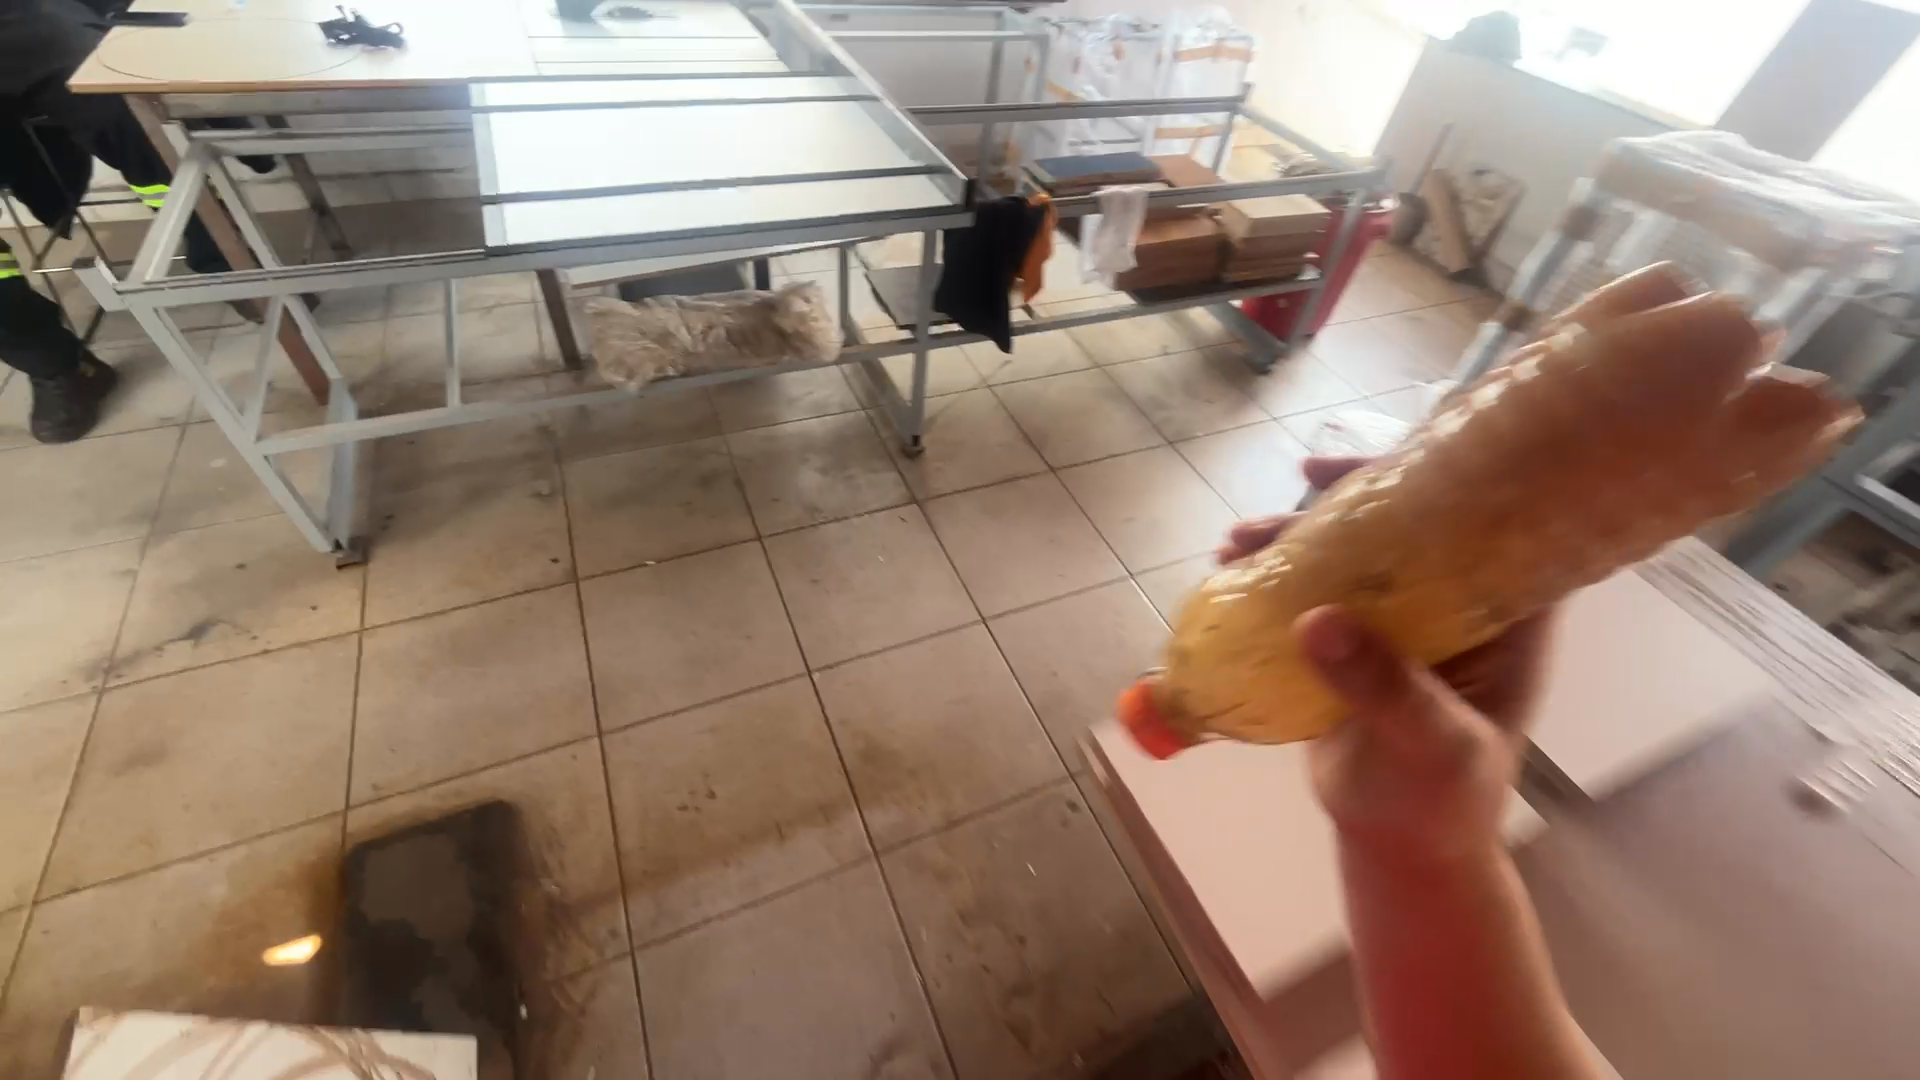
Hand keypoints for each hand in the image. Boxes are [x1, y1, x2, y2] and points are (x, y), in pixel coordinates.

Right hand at [1218, 456, 1554, 866]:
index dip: (1440, 477)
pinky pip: (1313, 591)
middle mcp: (1452, 604)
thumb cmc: (1437, 799)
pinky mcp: (1352, 642)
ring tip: (1232, 545)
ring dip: (1290, 540)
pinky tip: (1232, 574)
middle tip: (1277, 507)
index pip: (1488, 520)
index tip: (1371, 467)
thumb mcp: (1429, 745)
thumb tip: (1316, 618)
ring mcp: (1397, 621)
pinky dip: (1273, 577)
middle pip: (1401, 525)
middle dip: (1336, 506)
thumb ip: (1384, 687)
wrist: (1396, 839)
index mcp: (1502, 615)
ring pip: (1348, 555)